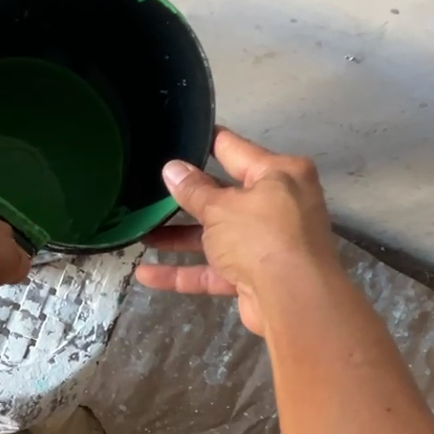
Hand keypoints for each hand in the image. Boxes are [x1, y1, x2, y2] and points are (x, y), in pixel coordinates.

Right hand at [134, 127, 338, 335]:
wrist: (292, 298)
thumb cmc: (262, 236)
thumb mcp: (220, 207)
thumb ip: (193, 190)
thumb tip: (172, 169)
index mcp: (278, 174)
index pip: (235, 150)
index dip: (206, 142)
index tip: (180, 134)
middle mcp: (277, 204)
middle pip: (223, 196)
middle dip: (186, 198)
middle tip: (149, 189)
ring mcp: (265, 242)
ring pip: (215, 235)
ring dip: (179, 237)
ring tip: (141, 234)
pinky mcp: (253, 275)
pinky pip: (212, 269)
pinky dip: (182, 272)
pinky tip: (145, 274)